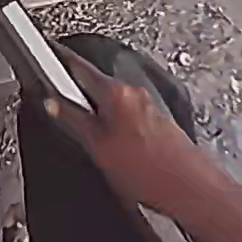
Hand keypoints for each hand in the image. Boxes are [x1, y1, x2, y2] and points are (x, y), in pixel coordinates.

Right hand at [43, 46, 225, 217]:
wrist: (192, 190)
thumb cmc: (149, 171)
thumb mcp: (98, 147)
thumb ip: (73, 120)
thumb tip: (53, 103)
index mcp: (116, 92)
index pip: (80, 66)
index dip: (61, 58)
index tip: (49, 50)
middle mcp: (133, 93)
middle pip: (96, 84)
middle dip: (78, 93)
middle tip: (62, 105)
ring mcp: (146, 106)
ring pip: (112, 102)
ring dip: (98, 113)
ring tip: (94, 141)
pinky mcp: (156, 122)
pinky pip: (126, 115)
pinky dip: (115, 125)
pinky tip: (118, 150)